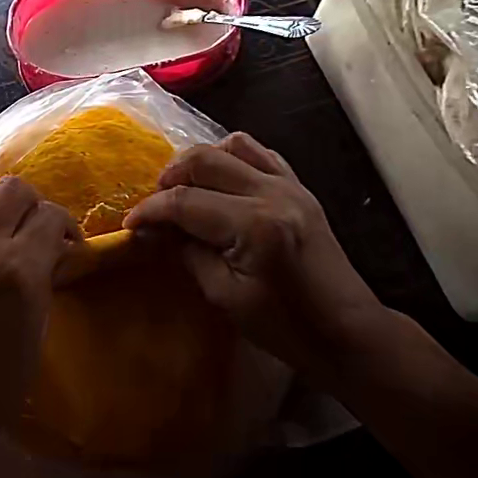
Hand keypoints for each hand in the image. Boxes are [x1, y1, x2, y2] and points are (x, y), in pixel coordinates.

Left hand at [0, 178, 73, 477]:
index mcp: (18, 267)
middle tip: (38, 232)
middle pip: (12, 188)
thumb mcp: (37, 330)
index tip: (69, 247)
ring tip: (1, 228)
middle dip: (33, 203)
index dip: (66, 227)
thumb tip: (50, 255)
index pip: (50, 215)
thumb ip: (43, 281)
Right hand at [125, 133, 385, 369]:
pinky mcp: (299, 188)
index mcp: (255, 225)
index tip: (130, 225)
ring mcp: (290, 186)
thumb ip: (185, 252)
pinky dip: (229, 158)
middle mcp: (273, 194)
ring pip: (231, 146)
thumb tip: (150, 231)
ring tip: (182, 189)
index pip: (184, 202)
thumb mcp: (223, 294)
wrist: (347, 331)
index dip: (149, 211)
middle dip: (168, 178)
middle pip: (203, 160)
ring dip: (198, 162)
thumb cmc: (283, 324)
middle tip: (153, 205)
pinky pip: (258, 153)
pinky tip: (217, 182)